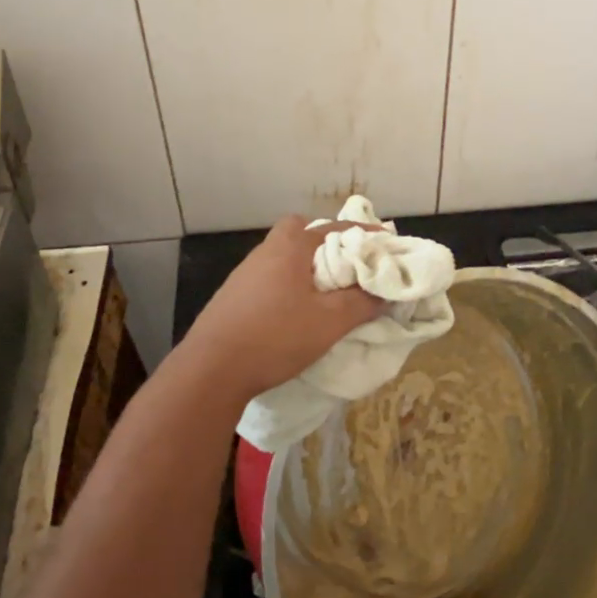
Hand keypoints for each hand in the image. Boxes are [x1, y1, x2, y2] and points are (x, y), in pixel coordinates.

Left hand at [174, 215, 383, 398]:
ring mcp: (245, 274)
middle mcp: (265, 252)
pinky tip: (294, 313)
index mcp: (290, 247)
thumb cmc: (276, 337)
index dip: (363, 234)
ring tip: (327, 294)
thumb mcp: (330, 322)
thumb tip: (384, 292)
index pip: (335, 228)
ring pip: (284, 258)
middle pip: (301, 233)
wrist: (212, 369)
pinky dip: (288, 286)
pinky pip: (270, 279)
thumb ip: (361, 303)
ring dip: (307, 269)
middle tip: (348, 269)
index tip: (384, 243)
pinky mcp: (233, 296)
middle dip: (326, 245)